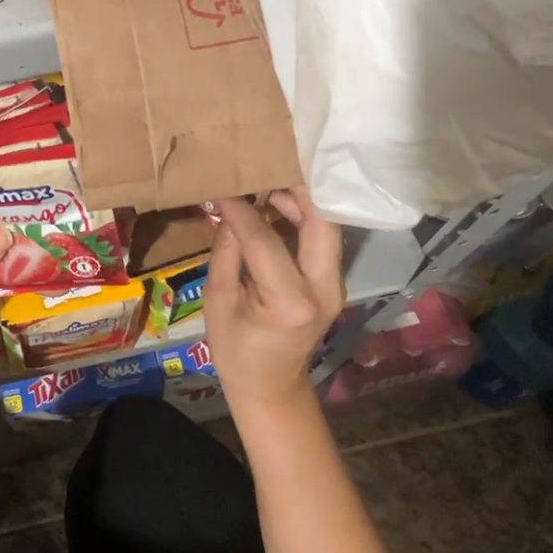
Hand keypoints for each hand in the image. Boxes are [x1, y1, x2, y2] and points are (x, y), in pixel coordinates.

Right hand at [204, 188, 345, 410]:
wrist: (270, 387)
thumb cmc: (236, 351)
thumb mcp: (218, 302)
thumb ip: (227, 253)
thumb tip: (228, 210)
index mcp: (290, 301)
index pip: (264, 241)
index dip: (240, 210)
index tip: (221, 188)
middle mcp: (322, 290)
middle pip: (321, 223)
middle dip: (297, 190)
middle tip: (268, 166)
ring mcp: (334, 286)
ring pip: (327, 228)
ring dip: (300, 201)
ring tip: (265, 186)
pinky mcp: (332, 282)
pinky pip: (321, 240)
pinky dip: (302, 217)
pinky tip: (275, 208)